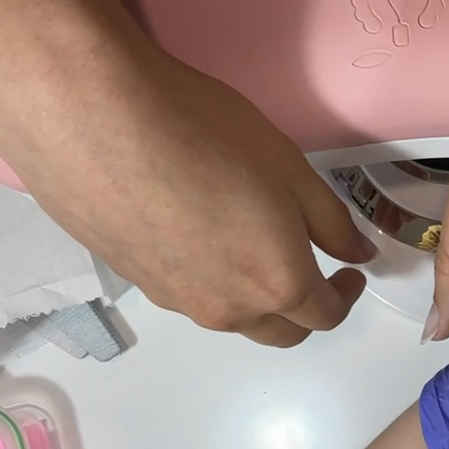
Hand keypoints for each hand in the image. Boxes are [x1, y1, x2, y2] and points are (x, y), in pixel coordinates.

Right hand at [0, 19, 377, 347]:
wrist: (88, 116)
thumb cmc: (207, 134)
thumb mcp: (291, 170)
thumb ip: (334, 224)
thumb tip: (360, 256)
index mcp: (277, 283)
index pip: (325, 317)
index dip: (345, 297)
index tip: (349, 272)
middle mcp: (229, 309)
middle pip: (281, 333)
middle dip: (305, 310)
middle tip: (313, 271)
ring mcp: (177, 302)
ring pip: (234, 320)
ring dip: (257, 300)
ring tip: (254, 251)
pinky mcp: (135, 283)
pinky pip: (191, 298)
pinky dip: (212, 284)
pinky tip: (200, 238)